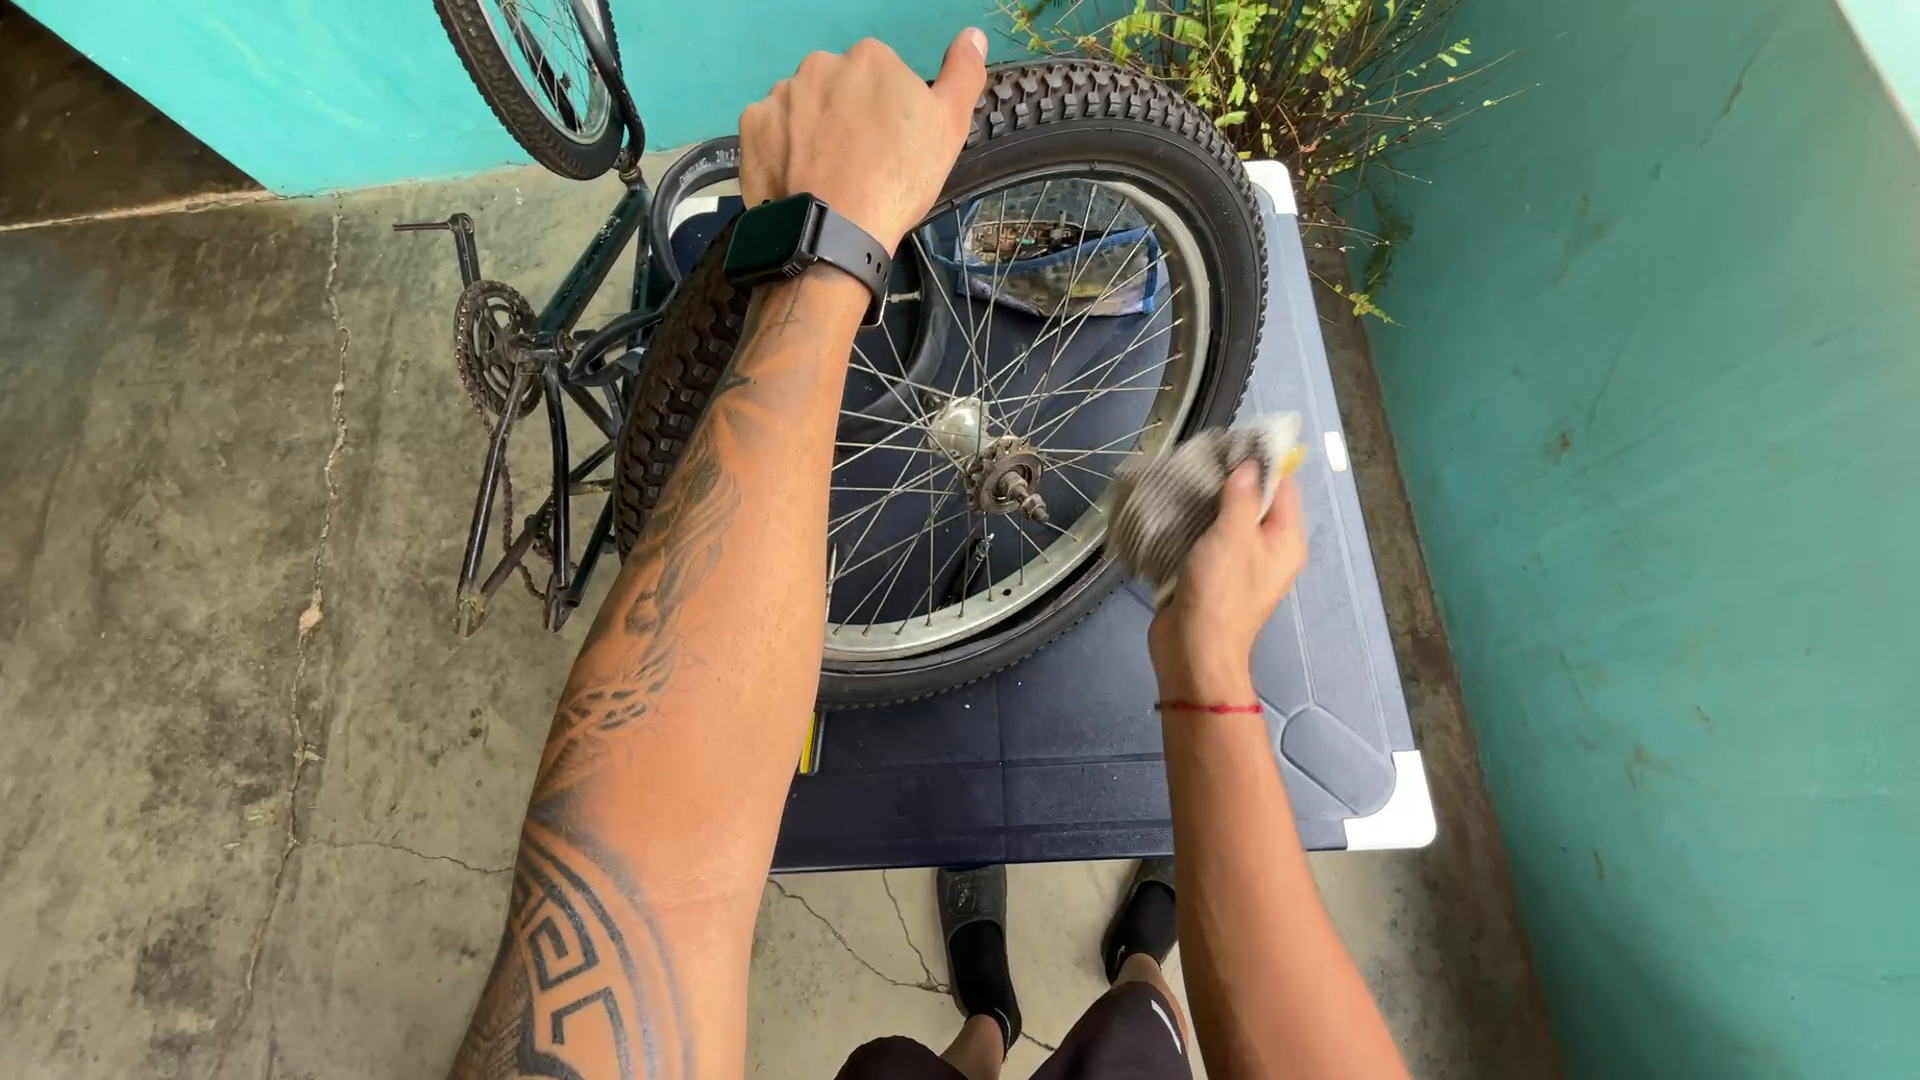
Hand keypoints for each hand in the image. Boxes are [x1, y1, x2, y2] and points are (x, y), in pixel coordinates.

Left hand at [737, 30, 989, 252]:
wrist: (836, 233)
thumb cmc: (898, 181)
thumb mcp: (948, 130)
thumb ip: (963, 76)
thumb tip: (973, 35)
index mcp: (871, 58)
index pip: (882, 82)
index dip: (889, 119)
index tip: (890, 153)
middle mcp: (820, 63)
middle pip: (839, 91)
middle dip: (848, 121)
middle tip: (860, 169)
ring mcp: (781, 94)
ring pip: (803, 111)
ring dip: (813, 135)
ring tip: (827, 180)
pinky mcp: (752, 127)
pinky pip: (772, 133)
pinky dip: (783, 153)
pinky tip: (799, 181)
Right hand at [1148, 464, 1307, 688]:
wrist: (1193, 650)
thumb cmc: (1219, 592)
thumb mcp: (1233, 537)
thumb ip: (1243, 497)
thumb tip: (1250, 464)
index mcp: (1286, 540)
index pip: (1284, 486)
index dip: (1262, 461)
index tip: (1232, 440)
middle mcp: (1269, 550)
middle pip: (1257, 502)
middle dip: (1231, 479)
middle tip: (1201, 457)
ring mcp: (1241, 564)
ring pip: (1230, 520)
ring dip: (1209, 501)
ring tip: (1184, 478)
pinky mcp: (1214, 575)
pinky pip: (1210, 539)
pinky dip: (1196, 524)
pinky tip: (1175, 510)